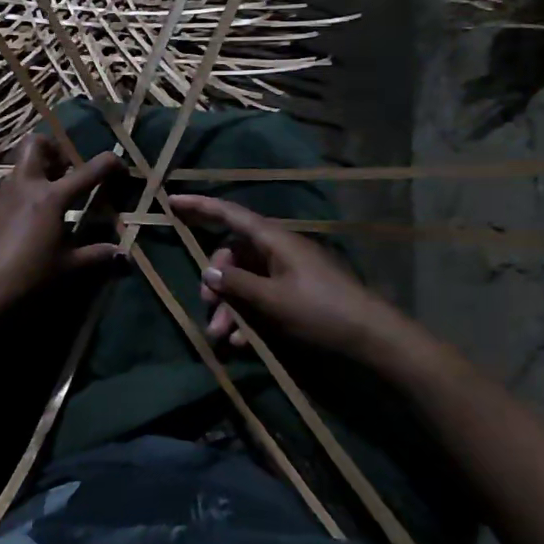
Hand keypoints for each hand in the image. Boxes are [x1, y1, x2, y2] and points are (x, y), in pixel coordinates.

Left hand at [0, 135, 123, 318]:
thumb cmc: (26, 275)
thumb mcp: (66, 267)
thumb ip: (95, 255)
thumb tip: (123, 255)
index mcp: (51, 197)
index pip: (89, 170)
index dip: (111, 164)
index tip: (122, 170)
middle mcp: (28, 185)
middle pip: (38, 144)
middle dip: (56, 149)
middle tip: (68, 171)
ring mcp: (6, 192)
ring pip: (23, 162)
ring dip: (41, 168)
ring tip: (55, 194)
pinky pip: (14, 183)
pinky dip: (28, 187)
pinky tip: (34, 215)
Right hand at [170, 194, 401, 359]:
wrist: (373, 337)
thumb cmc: (321, 311)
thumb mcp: (273, 301)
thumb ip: (237, 285)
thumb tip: (208, 272)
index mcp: (273, 240)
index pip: (229, 215)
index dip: (200, 207)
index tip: (171, 201)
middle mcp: (277, 250)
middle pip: (233, 256)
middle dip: (216, 283)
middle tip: (208, 310)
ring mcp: (287, 271)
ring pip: (245, 281)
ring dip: (230, 307)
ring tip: (223, 337)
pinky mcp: (295, 293)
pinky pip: (261, 296)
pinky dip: (249, 315)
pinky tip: (244, 342)